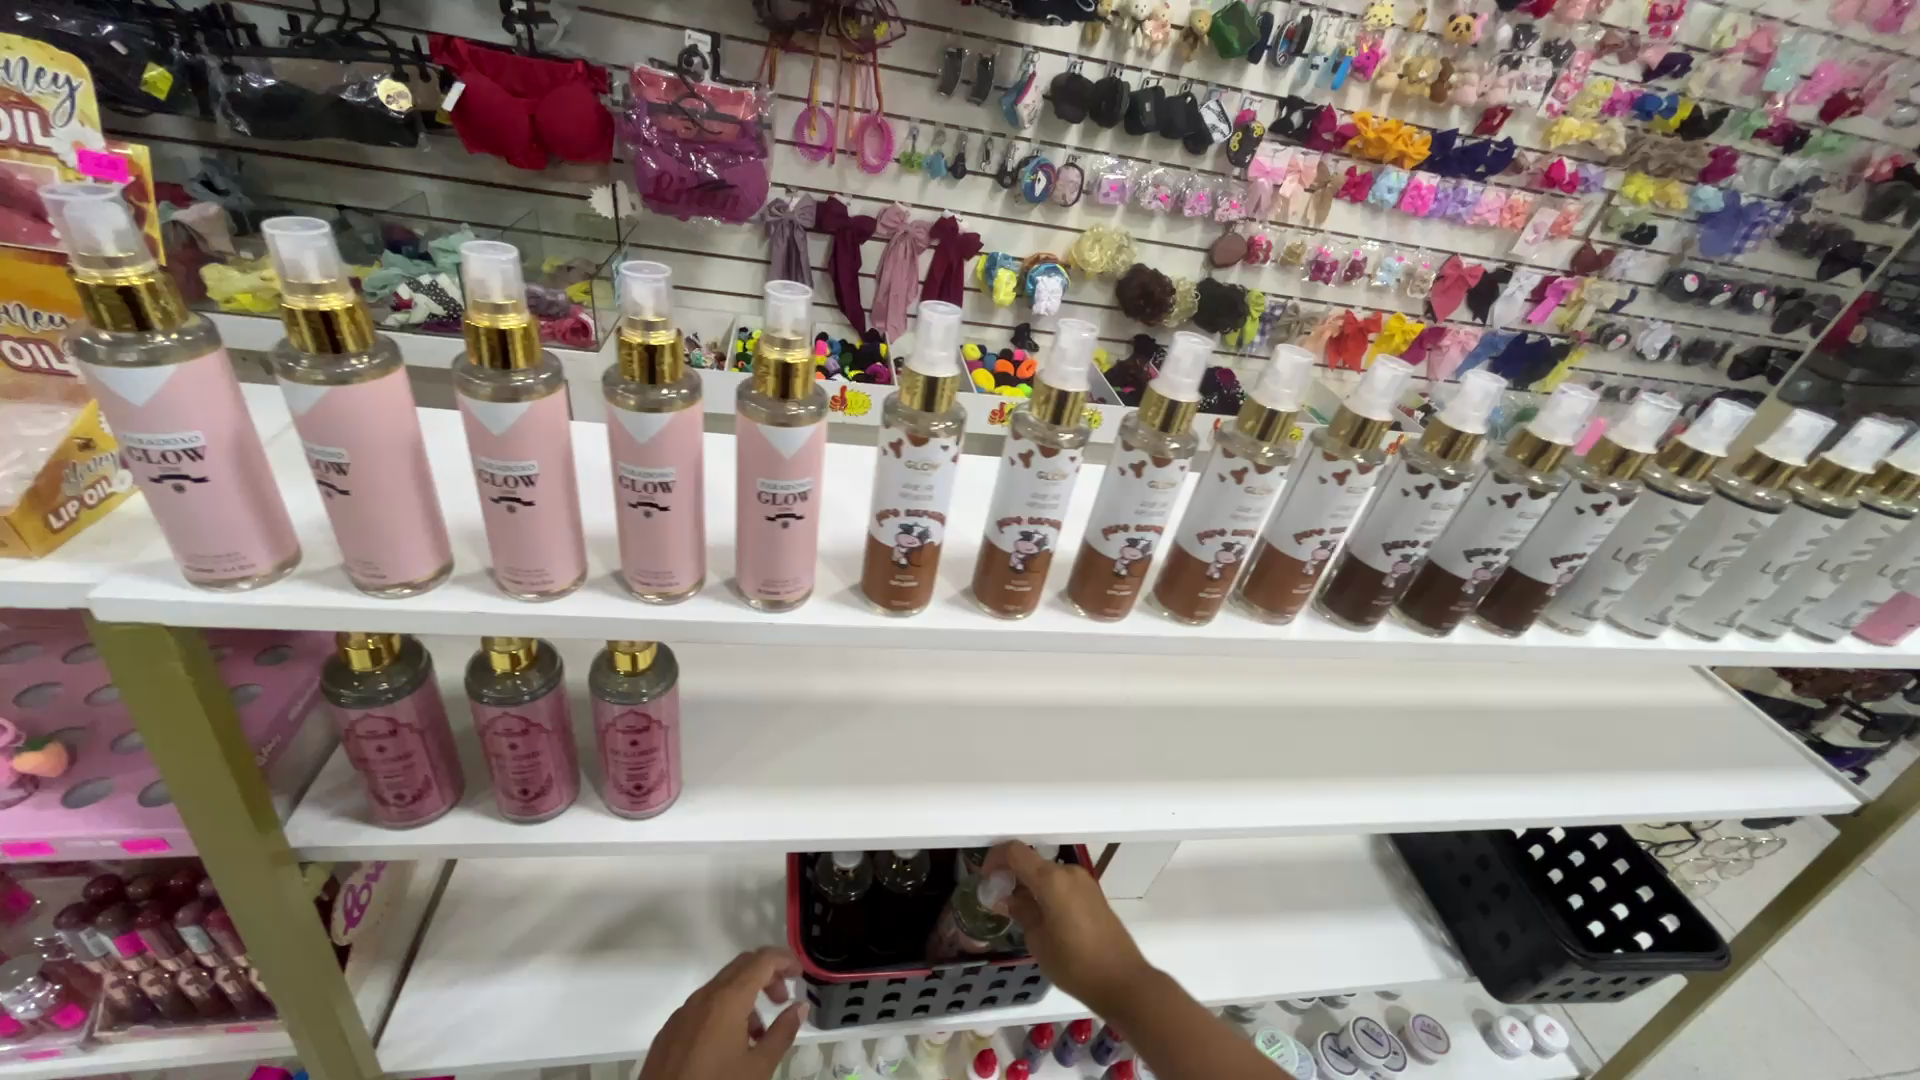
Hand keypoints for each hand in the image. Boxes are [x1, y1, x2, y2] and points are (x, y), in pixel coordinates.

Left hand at [640, 947, 806, 1079]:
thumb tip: (800, 1007)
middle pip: (742, 966)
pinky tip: (729, 1046)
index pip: (763, 959)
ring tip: (758, 1034)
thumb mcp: (757, 1069)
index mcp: (727, 999)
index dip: (786, 960)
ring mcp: (683, 1012)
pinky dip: (724, 1010)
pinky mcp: (670, 1030)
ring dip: (746, 996)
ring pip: (722, 986)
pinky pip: (703, 1006)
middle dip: (767, 976)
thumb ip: (783, 1033)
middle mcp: (704, 996)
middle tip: (783, 1001)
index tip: (800, 976)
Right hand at [988, 842, 1152, 1014]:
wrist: (1123, 981)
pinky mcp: (1094, 893)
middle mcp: (1068, 872)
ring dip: (1030, 883)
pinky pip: (1062, 883)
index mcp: (1051, 879)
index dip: (995, 858)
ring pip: (1048, 872)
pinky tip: (1042, 914)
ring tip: (1019, 910)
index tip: (985, 878)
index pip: (1015, 851)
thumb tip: (1009, 898)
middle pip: (1032, 861)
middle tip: (999, 898)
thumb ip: (1021, 911)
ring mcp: (1084, 881)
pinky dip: (1047, 890)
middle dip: (1012, 874)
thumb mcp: (1038, 941)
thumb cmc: (1075, 964)